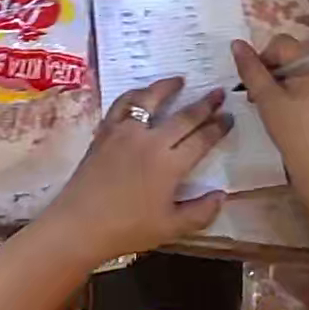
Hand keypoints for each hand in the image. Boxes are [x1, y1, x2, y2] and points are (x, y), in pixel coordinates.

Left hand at [33, 77, 232, 265]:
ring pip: (150, 100)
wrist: (80, 225)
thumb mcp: (170, 228)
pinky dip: (135, 94)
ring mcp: (126, 132)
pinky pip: (122, 104)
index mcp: (170, 165)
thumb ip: (200, 212)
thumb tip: (222, 195)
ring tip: (181, 80)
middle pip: (183, 116)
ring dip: (168, 87)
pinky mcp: (106, 130)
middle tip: (218, 92)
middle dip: (204, 104)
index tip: (228, 116)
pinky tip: (142, 93)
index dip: (217, 127)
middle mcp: (151, 141)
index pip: (201, 139)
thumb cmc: (127, 229)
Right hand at [231, 36, 308, 187]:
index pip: (281, 44)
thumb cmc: (292, 130)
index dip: (262, 57)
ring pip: (290, 66)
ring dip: (272, 77)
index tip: (252, 81)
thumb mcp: (266, 97)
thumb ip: (251, 69)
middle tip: (256, 91)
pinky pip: (297, 78)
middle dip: (268, 68)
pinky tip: (273, 104)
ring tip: (262, 99)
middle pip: (287, 53)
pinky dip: (282, 86)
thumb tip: (236, 44)